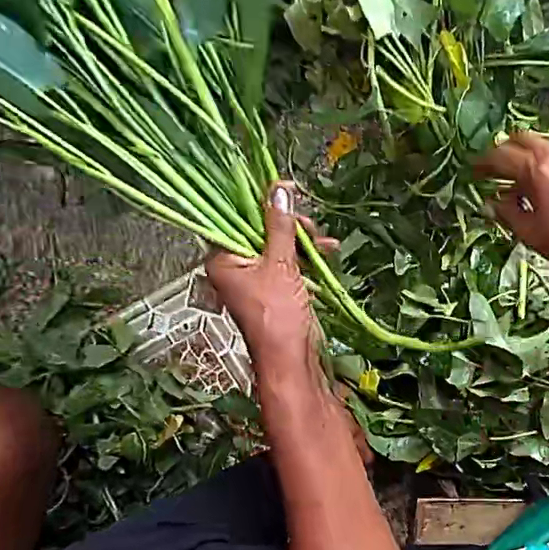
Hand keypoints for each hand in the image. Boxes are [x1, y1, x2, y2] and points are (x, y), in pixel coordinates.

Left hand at [204, 182, 331, 362]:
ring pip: (278, 245)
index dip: (260, 203)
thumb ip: (280, 227)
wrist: (291, 358)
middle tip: (308, 226)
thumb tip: (279, 191)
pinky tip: (325, 252)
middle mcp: (235, 265)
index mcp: (222, 258)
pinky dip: (306, 257)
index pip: (234, 217)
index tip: (283, 191)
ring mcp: (257, 277)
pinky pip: (289, 262)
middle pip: (259, 229)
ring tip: (323, 242)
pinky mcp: (276, 287)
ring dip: (302, 240)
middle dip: (288, 225)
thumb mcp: (280, 265)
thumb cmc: (277, 316)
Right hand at [474, 132, 548, 284]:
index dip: (482, 164)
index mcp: (536, 169)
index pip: (500, 156)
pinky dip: (540, 165)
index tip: (472, 172)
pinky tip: (538, 190)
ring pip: (539, 147)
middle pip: (520, 139)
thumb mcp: (531, 233)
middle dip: (502, 151)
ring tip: (513, 182)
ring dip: (522, 158)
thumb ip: (507, 214)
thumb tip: (492, 203)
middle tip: (490, 170)